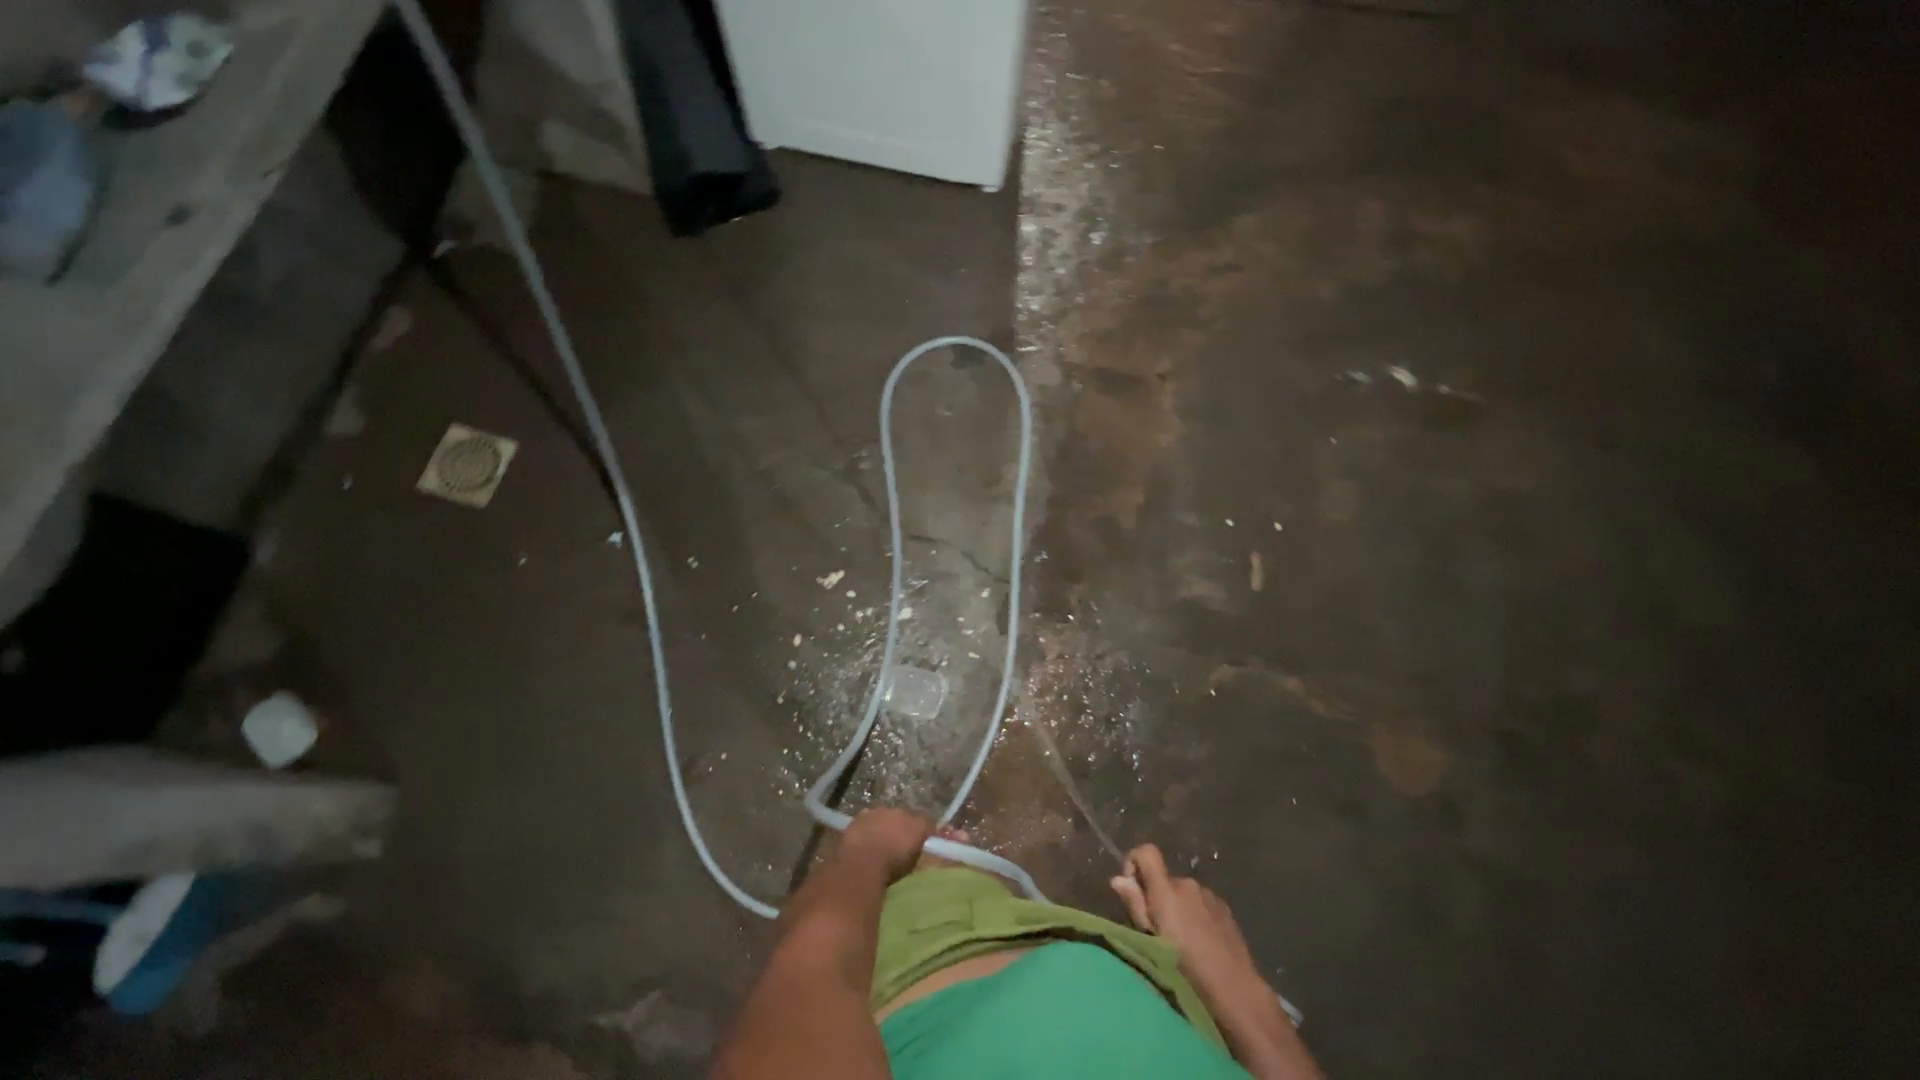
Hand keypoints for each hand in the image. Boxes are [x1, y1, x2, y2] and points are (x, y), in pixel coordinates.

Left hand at [835, 808, 935, 882]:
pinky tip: (865, 838)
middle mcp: (901, 813)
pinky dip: (869, 826)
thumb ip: (914, 851)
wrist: (861, 862)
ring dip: (885, 824)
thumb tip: (913, 848)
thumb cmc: (890, 869)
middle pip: (906, 817)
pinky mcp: (862, 814)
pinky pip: (869, 818)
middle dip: (903, 827)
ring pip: (886, 816)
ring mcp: (880, 811)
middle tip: (898, 841)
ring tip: (880, 840)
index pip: (927, 825)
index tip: (922, 841)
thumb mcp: (910, 865)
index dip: (924, 833)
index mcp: (918, 825)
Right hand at [1111, 844, 1323, 1078]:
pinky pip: (1200, 903)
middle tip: (1157, 931)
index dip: (1134, 862)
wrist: (1232, 986)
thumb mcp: (1150, 938)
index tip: (1132, 890)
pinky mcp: (1224, 908)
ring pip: (1182, 893)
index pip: (1147, 852)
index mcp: (1167, 889)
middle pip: (1163, 879)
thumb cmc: (1184, 965)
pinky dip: (1194, 915)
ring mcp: (1209, 895)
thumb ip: (1135, 904)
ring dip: (1176, 908)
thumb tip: (1118, 879)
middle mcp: (1188, 884)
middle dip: (1156, 898)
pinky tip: (1200, 942)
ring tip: (1180, 940)